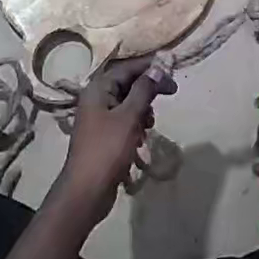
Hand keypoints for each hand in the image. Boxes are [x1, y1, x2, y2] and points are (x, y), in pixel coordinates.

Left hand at [58, 60, 176, 220]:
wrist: (86, 190)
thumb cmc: (108, 149)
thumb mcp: (129, 116)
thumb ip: (143, 90)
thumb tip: (156, 68)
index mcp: (98, 89)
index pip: (127, 68)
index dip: (150, 68)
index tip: (172, 74)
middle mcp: (95, 99)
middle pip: (127, 84)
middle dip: (148, 90)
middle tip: (171, 94)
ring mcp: (98, 118)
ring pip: (127, 103)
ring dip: (143, 109)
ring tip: (150, 124)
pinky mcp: (103, 136)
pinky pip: (123, 121)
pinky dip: (136, 124)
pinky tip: (141, 138)